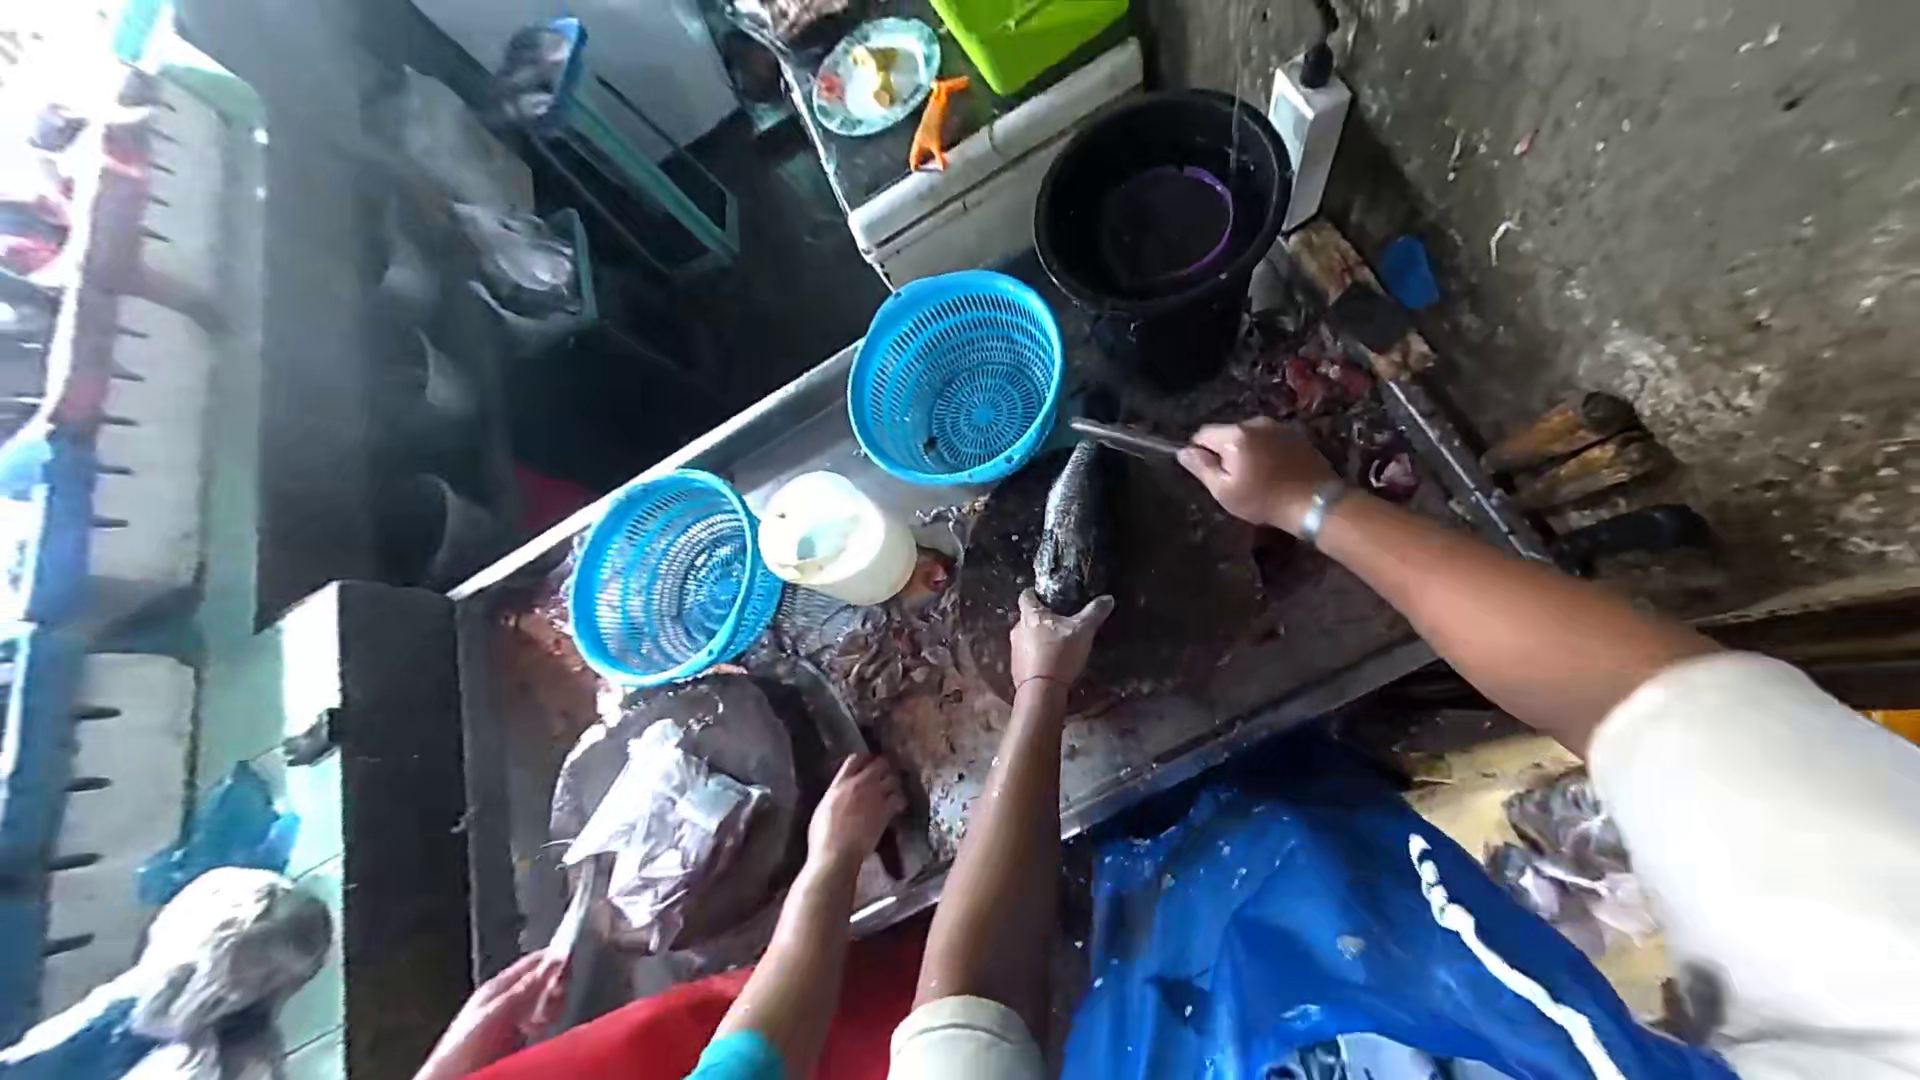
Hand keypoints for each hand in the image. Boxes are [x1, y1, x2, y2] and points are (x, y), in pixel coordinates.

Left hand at [413, 952, 567, 1079]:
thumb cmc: (461, 1050)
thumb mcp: (494, 1013)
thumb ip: (526, 986)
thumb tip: (558, 957)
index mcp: (499, 986)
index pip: (535, 960)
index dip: (554, 957)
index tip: (571, 963)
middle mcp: (509, 998)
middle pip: (545, 979)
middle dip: (556, 985)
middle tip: (555, 997)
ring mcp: (514, 1019)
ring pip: (548, 998)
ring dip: (554, 1004)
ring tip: (546, 1017)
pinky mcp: (520, 1038)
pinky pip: (545, 1019)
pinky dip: (550, 1021)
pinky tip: (543, 1029)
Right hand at [807, 753, 904, 870]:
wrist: (836, 854)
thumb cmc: (822, 836)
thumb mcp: (824, 808)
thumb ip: (835, 794)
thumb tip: (841, 792)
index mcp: (840, 783)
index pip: (855, 758)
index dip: (865, 757)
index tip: (869, 761)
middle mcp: (859, 783)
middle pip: (879, 763)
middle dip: (883, 767)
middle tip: (884, 774)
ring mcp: (875, 795)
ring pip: (892, 778)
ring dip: (893, 782)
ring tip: (892, 789)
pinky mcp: (886, 810)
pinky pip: (898, 797)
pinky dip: (899, 800)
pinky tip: (898, 806)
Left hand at [1010, 588, 1114, 691]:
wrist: (1041, 690)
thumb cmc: (1060, 653)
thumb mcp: (1083, 630)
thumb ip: (1094, 613)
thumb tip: (1108, 598)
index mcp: (1030, 614)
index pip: (1026, 595)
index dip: (1035, 593)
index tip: (1046, 595)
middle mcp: (1017, 628)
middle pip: (1027, 617)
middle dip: (1040, 618)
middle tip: (1058, 622)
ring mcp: (1014, 649)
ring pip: (1026, 637)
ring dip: (1037, 638)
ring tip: (1056, 644)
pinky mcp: (1015, 667)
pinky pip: (1025, 655)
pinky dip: (1035, 656)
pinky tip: (1049, 662)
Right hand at [1177, 417, 1335, 532]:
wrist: (1316, 502)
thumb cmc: (1264, 500)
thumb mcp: (1224, 490)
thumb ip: (1201, 467)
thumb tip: (1183, 451)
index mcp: (1235, 435)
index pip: (1202, 433)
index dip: (1199, 452)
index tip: (1209, 473)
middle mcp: (1256, 422)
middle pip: (1226, 433)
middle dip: (1224, 451)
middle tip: (1233, 479)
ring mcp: (1279, 427)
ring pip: (1248, 435)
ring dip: (1245, 451)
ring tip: (1255, 476)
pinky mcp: (1295, 435)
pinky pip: (1267, 439)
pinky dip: (1264, 451)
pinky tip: (1272, 471)